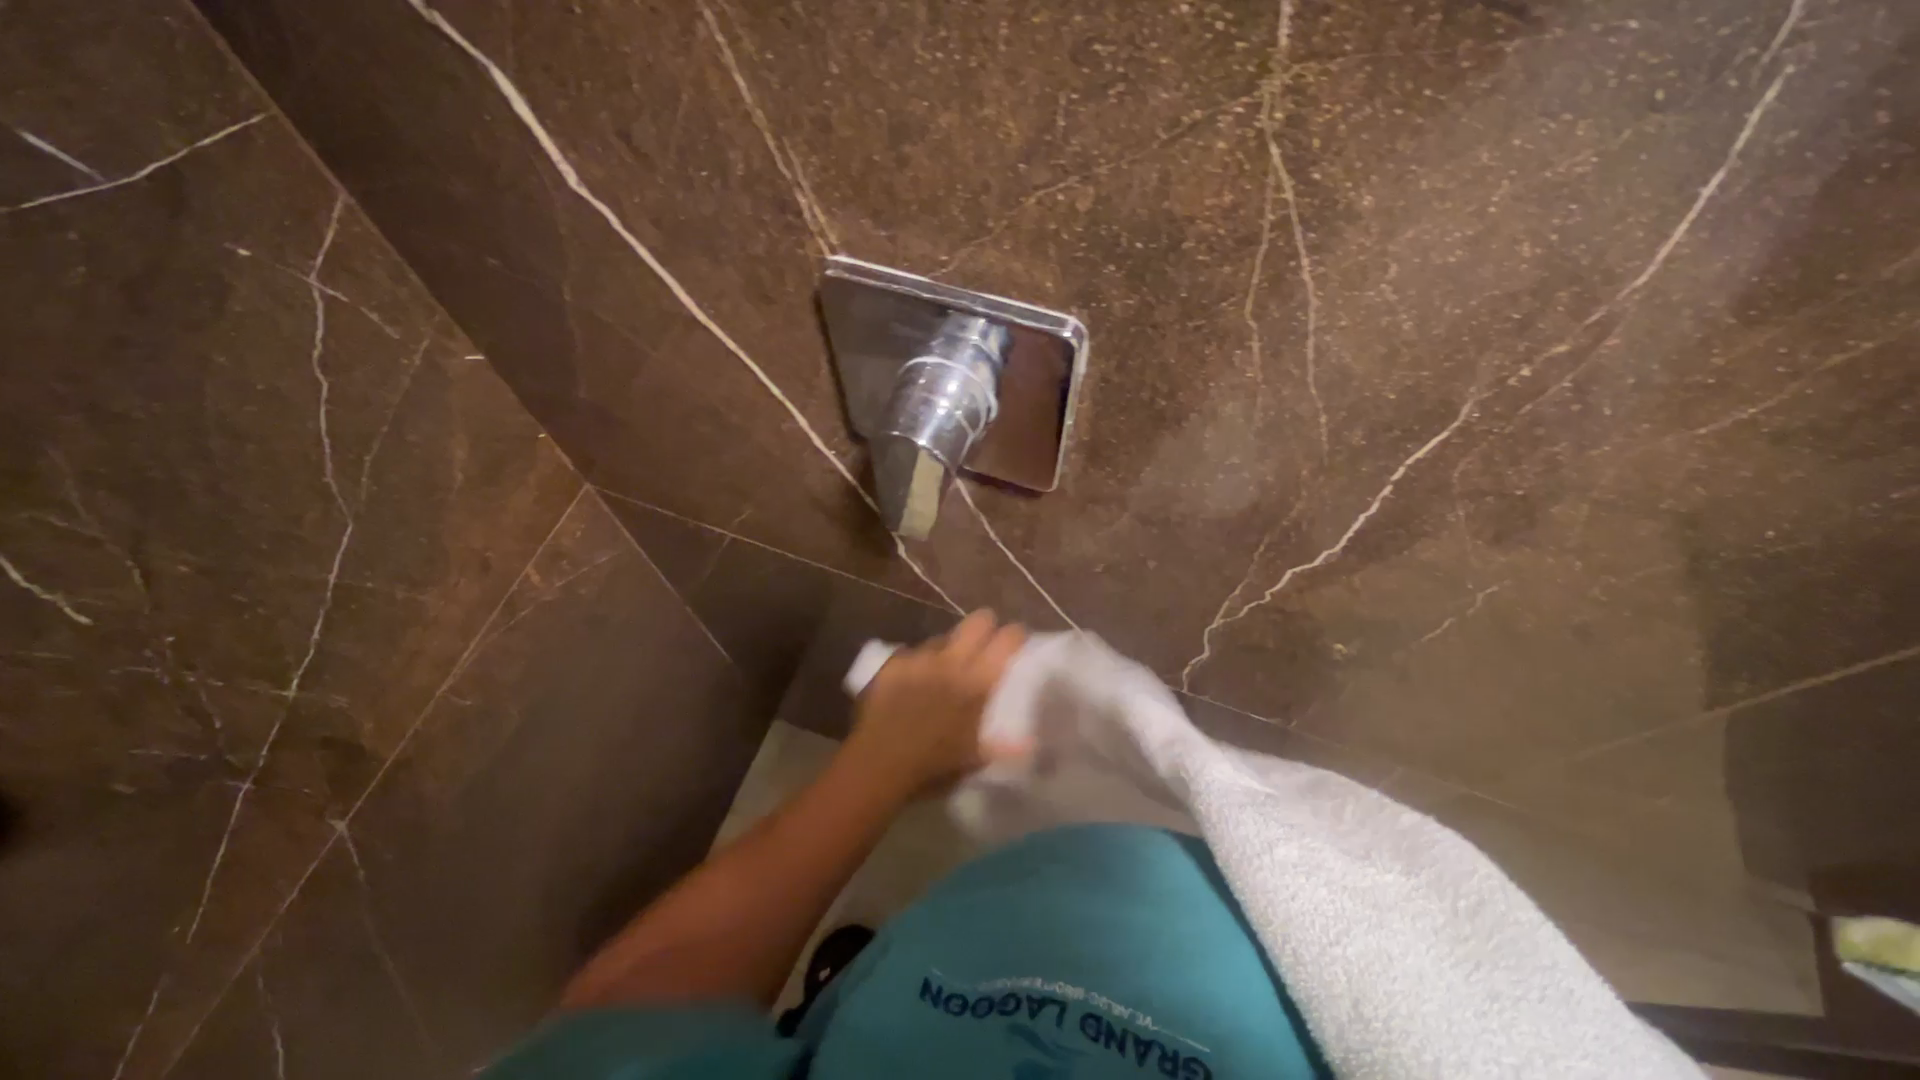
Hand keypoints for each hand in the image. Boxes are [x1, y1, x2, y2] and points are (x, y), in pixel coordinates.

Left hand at [839, 610, 1027, 798]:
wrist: (878, 765)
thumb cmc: (933, 765)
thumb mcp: (975, 759)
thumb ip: (1005, 747)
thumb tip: (1031, 744)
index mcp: (976, 683)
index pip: (1006, 641)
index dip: (1015, 635)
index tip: (1017, 639)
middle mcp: (950, 662)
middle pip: (977, 622)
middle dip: (985, 626)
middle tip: (985, 642)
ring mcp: (918, 659)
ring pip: (941, 639)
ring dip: (947, 650)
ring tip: (943, 670)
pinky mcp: (891, 664)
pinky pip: (911, 654)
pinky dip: (917, 665)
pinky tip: (913, 681)